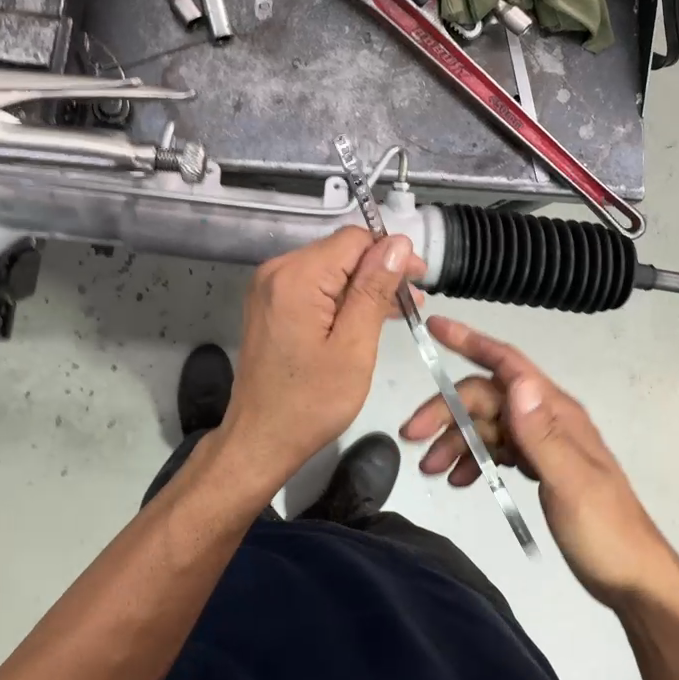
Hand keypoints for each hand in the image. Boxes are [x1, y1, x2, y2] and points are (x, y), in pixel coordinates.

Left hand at [219, 228, 422, 487]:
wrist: (260, 440)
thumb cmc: (311, 402)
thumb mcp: (354, 347)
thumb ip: (374, 290)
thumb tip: (397, 243)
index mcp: (295, 277)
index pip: (353, 239)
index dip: (391, 254)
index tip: (418, 281)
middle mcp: (276, 271)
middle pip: (340, 251)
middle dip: (379, 271)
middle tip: (413, 302)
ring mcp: (268, 288)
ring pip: (329, 268)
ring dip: (363, 285)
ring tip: (396, 312)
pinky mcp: (269, 304)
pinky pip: (312, 286)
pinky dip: (340, 297)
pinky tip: (364, 318)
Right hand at [401, 317, 671, 603]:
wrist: (633, 580)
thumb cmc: (606, 531)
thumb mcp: (572, 483)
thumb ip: (543, 434)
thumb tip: (517, 382)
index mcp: (556, 412)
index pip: (508, 365)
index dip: (471, 342)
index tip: (435, 327)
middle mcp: (546, 419)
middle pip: (486, 399)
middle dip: (447, 411)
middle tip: (412, 437)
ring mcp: (542, 444)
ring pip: (486, 426)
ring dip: (455, 441)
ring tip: (430, 468)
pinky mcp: (539, 469)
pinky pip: (496, 451)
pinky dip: (473, 460)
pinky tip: (459, 479)